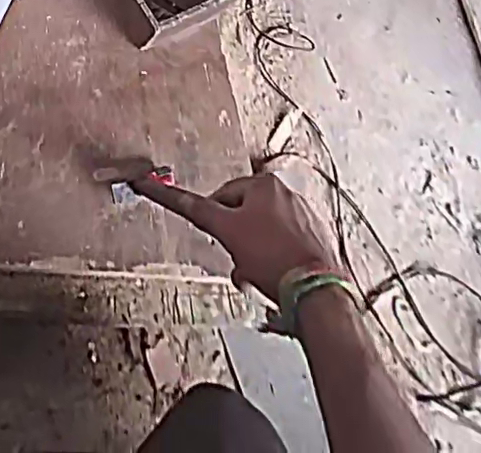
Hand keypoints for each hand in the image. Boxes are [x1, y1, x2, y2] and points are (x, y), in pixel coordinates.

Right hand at [132, 172, 337, 297]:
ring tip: (255, 275)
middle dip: (235, 239)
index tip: (202, 220)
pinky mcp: (316, 242)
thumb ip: (196, 208)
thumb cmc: (273, 258)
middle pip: (242, 216)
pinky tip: (271, 278)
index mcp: (265, 185)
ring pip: (262, 234)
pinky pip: (282, 247)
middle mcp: (287, 195)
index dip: (209, 213)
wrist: (317, 296)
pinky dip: (273, 260)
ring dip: (253, 253)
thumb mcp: (226, 229)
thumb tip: (163, 188)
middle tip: (235, 259)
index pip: (221, 195)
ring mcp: (304, 219)